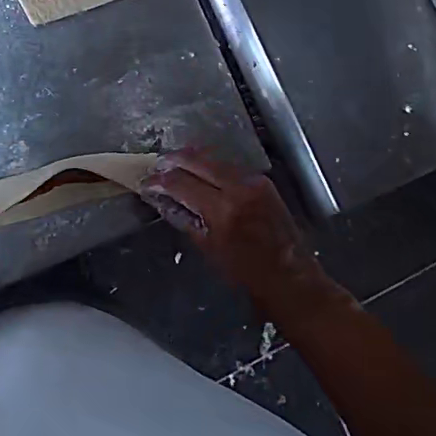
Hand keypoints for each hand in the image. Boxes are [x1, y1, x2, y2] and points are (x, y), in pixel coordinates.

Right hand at [138, 150, 339, 312]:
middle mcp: (238, 187)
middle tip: (156, 164)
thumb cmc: (245, 272)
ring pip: (215, 159)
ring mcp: (253, 180)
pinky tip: (201, 170)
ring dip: (192, 159)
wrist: (289, 276)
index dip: (160, 181)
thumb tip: (163, 199)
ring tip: (173, 163)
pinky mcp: (263, 180)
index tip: (146, 183)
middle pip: (198, 161)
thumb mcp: (208, 248)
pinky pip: (230, 166)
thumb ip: (185, 218)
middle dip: (174, 160)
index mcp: (222, 209)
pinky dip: (212, 165)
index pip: (182, 183)